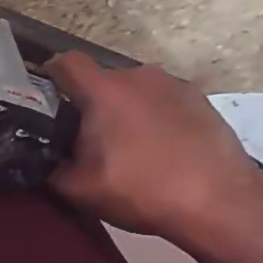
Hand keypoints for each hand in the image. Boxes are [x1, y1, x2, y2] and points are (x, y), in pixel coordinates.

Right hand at [45, 53, 262, 244]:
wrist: (217, 200)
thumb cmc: (142, 190)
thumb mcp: (81, 190)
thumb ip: (52, 169)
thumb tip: (45, 160)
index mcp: (104, 90)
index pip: (66, 63)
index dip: (52, 76)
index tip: (50, 99)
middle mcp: (138, 76)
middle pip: (103, 81)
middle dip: (94, 106)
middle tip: (94, 142)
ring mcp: (173, 84)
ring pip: (136, 92)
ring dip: (128, 112)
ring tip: (135, 150)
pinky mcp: (199, 99)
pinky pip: (164, 102)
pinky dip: (158, 118)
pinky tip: (166, 150)